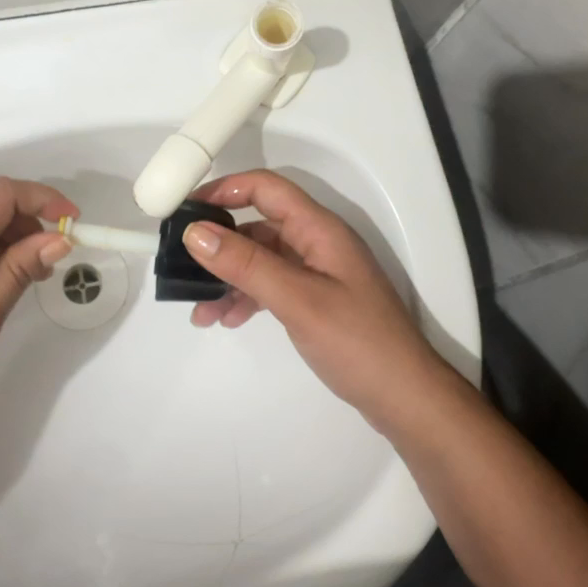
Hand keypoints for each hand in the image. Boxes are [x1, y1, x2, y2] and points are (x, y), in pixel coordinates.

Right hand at [181, 171, 454, 430]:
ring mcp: (319, 273)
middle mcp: (318, 243)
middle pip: (260, 224)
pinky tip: (227, 320)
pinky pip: (272, 285)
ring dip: (229, 277)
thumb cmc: (356, 342)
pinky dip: (247, 297)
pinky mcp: (318, 300)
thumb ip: (246, 264)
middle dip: (220, 242)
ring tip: (200, 308)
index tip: (186, 209)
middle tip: (182, 263)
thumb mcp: (297, 300)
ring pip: (262, 259)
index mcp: (319, 230)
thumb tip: (196, 232)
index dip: (225, 189)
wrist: (405, 398)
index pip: (267, 188)